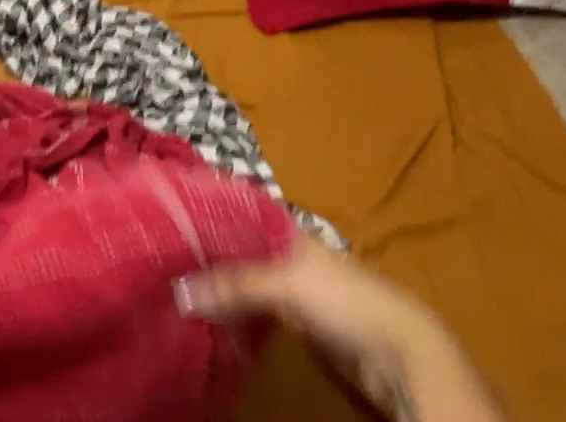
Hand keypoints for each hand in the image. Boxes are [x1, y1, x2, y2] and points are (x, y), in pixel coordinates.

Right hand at [176, 237, 501, 420]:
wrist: (402, 355)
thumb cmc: (347, 299)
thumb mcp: (288, 284)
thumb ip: (235, 286)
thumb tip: (179, 291)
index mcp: (288, 231)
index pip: (240, 212)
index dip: (208, 211)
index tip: (168, 211)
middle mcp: (289, 254)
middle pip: (240, 248)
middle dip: (206, 251)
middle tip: (163, 252)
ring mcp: (296, 290)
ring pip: (247, 281)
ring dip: (218, 285)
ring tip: (175, 282)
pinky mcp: (300, 322)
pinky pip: (256, 311)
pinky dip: (234, 312)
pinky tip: (209, 314)